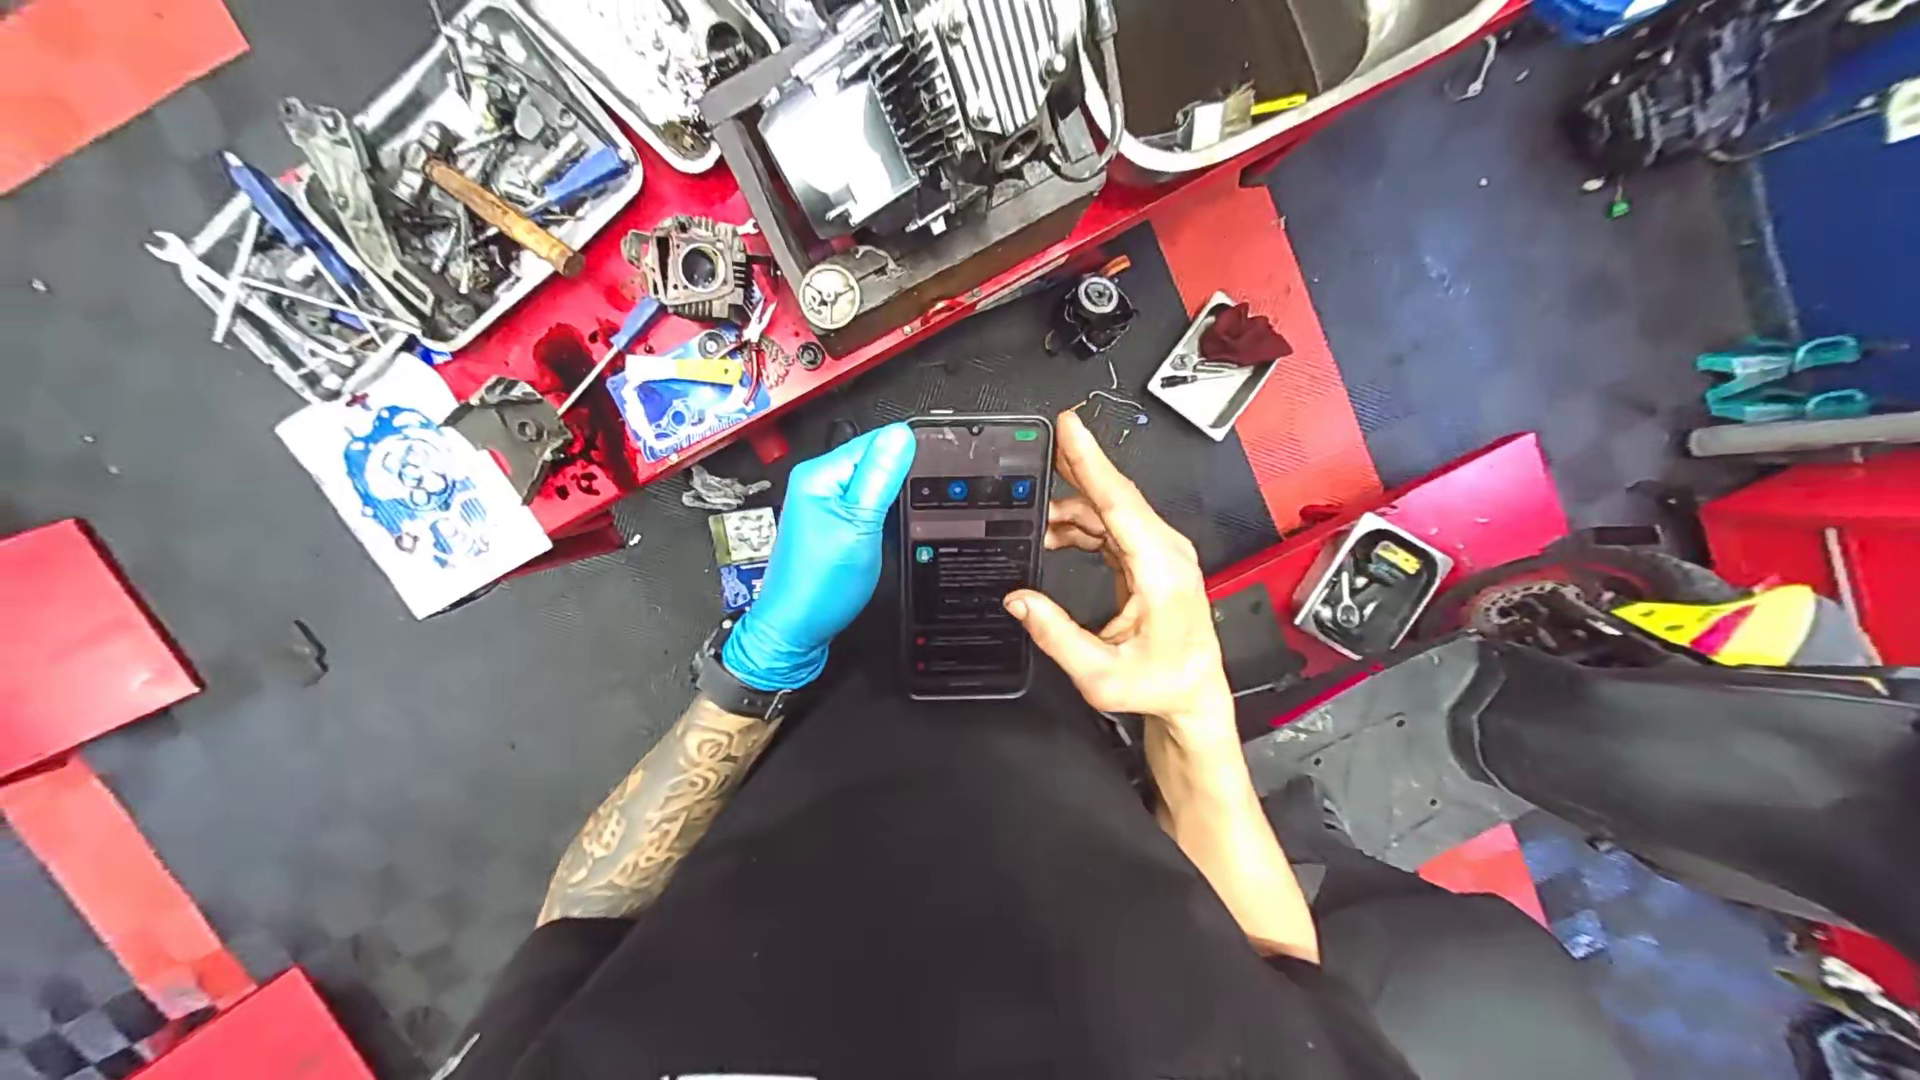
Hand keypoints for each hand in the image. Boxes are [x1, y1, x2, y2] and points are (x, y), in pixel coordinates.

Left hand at [722, 424, 915, 691]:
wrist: (797, 627)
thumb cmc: (818, 584)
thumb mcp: (859, 525)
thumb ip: (881, 477)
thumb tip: (902, 436)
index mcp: (820, 474)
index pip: (875, 440)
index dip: (905, 455)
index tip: (923, 475)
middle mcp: (818, 483)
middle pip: (874, 460)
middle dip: (898, 479)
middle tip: (906, 509)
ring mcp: (824, 503)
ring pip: (873, 484)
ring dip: (890, 499)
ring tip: (891, 525)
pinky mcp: (832, 521)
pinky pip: (866, 504)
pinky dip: (881, 515)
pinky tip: (883, 533)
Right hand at [1003, 410, 1232, 736]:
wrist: (1192, 694)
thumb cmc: (1162, 683)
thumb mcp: (1100, 673)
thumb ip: (1055, 635)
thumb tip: (1019, 601)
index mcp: (1160, 570)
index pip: (1118, 501)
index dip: (1089, 461)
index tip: (1070, 429)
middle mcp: (1164, 552)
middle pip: (1113, 493)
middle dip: (1077, 462)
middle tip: (1047, 439)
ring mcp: (1158, 552)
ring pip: (1109, 507)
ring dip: (1070, 503)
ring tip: (1034, 511)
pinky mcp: (1149, 557)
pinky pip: (1111, 524)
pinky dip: (1080, 521)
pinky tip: (1056, 532)